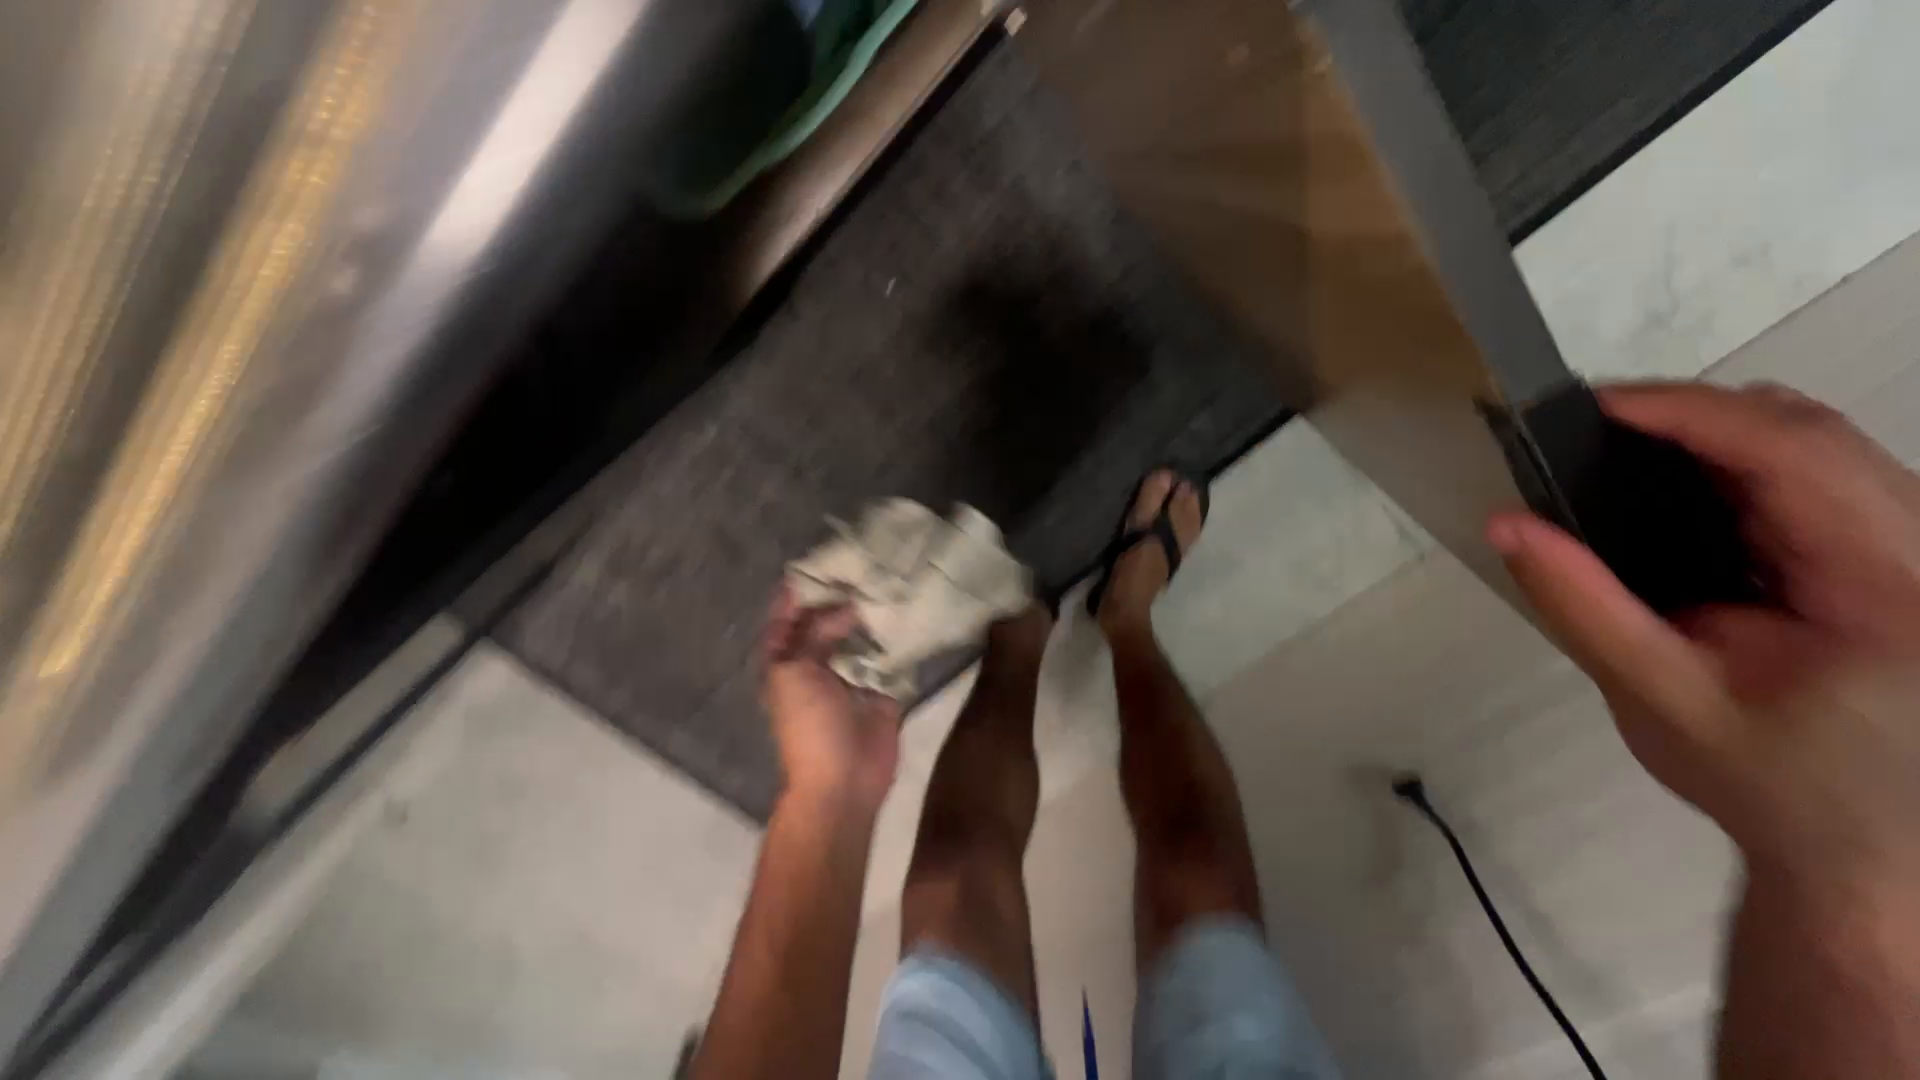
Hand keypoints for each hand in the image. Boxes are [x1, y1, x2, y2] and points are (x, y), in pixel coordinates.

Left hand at [762, 588, 900, 810]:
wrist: (843, 779)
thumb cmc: (808, 725)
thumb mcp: (796, 672)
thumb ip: (814, 633)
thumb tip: (847, 607)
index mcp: (785, 663)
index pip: (786, 619)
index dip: (797, 593)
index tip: (819, 563)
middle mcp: (816, 665)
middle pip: (825, 624)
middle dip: (840, 599)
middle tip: (864, 567)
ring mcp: (850, 677)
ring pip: (859, 637)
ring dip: (871, 615)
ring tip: (888, 581)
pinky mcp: (882, 688)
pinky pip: (889, 658)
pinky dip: (896, 639)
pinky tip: (908, 612)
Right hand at [1490, 382, 1919, 901]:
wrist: (1867, 854)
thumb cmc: (1769, 785)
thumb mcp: (1659, 696)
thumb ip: (1581, 605)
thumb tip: (1505, 523)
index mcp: (1886, 578)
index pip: (1791, 448)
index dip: (1687, 410)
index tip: (1588, 405)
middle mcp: (1919, 546)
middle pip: (1808, 431)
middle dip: (1691, 416)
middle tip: (1587, 432)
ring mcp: (1911, 550)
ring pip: (1816, 448)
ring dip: (1713, 439)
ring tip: (1616, 458)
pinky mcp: (1891, 562)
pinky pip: (1815, 482)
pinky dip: (1734, 473)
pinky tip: (1674, 499)